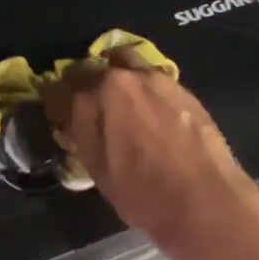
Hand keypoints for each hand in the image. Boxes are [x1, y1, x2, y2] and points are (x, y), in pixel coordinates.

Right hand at [40, 48, 258, 248]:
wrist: (203, 200)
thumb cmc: (143, 196)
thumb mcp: (98, 170)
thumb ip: (84, 135)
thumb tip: (76, 120)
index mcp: (90, 102)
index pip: (58, 91)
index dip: (54, 102)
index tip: (56, 111)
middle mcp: (118, 80)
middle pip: (88, 68)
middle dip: (81, 82)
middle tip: (85, 101)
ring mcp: (152, 78)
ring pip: (122, 59)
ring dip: (113, 70)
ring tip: (118, 91)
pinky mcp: (180, 85)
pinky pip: (151, 73)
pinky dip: (142, 81)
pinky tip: (149, 103)